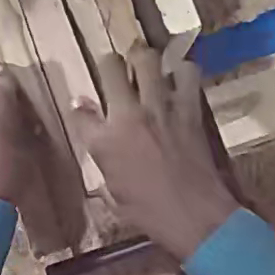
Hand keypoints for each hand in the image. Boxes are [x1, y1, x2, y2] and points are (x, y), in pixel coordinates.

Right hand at [72, 47, 240, 259]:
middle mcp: (128, 115)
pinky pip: (187, 73)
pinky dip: (182, 72)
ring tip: (147, 67)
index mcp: (104, 141)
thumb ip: (100, 153)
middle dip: (110, 63)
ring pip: (147, 59)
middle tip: (118, 71)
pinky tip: (179, 80)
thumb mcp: (112, 189)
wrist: (194, 215)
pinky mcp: (189, 108)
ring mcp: (161, 107)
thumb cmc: (148, 212)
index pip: (80, 110)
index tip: (86, 106)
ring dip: (144, 59)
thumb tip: (91, 125)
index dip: (81, 106)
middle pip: (111, 67)